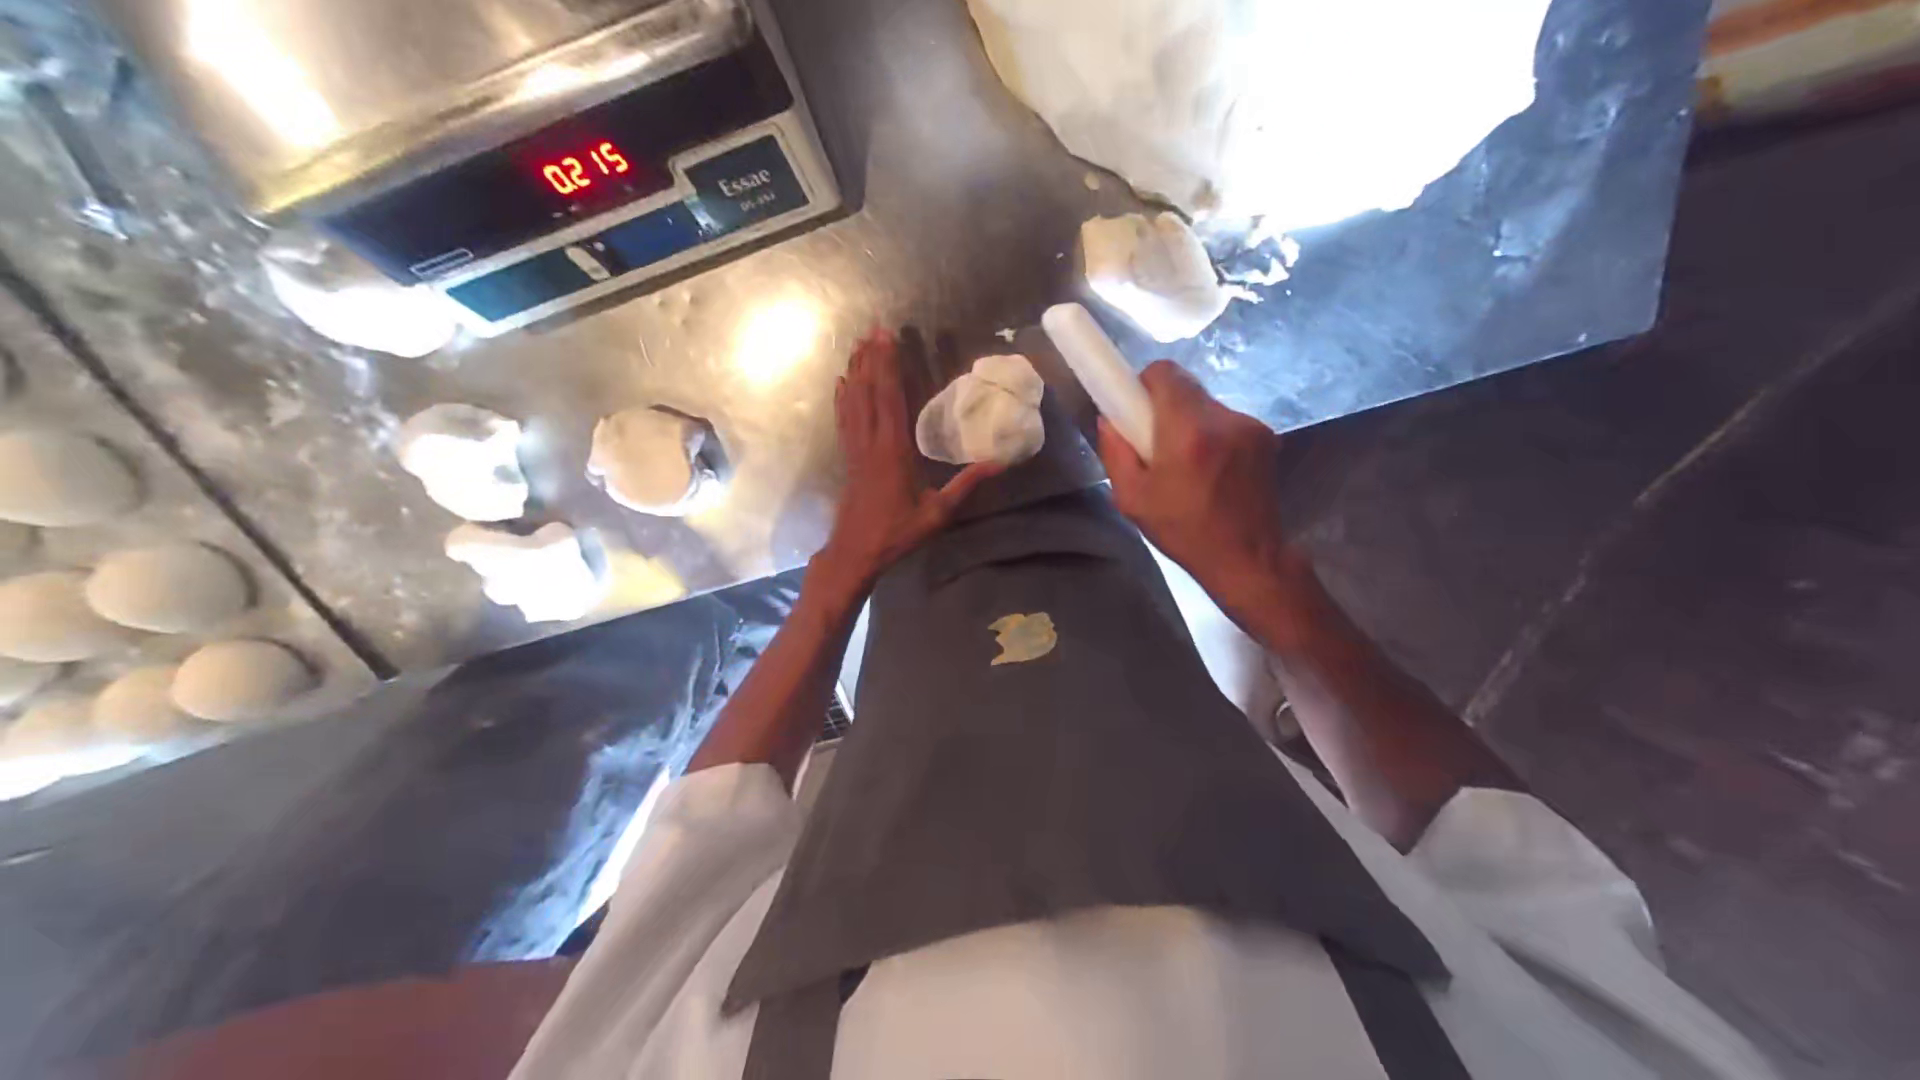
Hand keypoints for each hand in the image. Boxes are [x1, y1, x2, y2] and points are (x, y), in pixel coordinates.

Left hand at [815, 330, 1000, 595]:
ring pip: (852, 400)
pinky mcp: (847, 457)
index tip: (888, 338)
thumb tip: (998, 463)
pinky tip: (843, 382)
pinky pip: (843, 419)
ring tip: (859, 343)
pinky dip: (843, 397)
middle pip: (868, 391)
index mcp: (892, 451)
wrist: (855, 551)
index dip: (888, 366)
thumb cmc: (896, 532)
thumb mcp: (937, 514)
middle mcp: (870, 442)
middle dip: (871, 358)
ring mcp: (855, 448)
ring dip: (856, 370)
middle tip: (874, 328)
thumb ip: (966, 486)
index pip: (889, 399)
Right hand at [1098, 361, 1311, 614]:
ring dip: (1191, 423)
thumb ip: (1115, 453)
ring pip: (1206, 405)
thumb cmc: (1184, 532)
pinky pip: (1226, 421)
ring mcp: (1250, 426)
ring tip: (1187, 465)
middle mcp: (1223, 420)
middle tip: (1156, 444)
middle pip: (1186, 387)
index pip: (1165, 373)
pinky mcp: (1266, 436)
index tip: (1136, 411)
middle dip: (1166, 407)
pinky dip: (1213, 436)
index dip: (1145, 384)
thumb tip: (1109, 420)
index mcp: (1187, 433)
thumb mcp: (1132, 499)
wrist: (1247, 557)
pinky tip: (1211, 471)